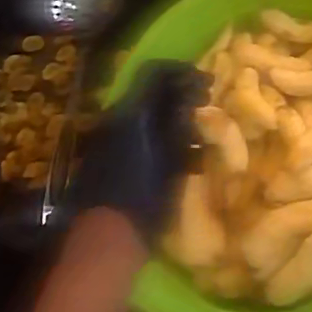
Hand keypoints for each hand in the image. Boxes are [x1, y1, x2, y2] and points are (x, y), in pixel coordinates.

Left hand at [68, 59, 205, 237]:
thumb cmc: (145, 194)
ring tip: (196, 137)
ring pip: (146, 116)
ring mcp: (108, 141)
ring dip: (172, 119)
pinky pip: (137, 136)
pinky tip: (180, 160)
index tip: (207, 84)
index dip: (184, 71)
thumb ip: (180, 120)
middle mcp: (116, 119)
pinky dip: (160, 139)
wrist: (104, 240)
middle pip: (151, 93)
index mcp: (132, 111)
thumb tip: (190, 97)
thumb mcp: (172, 153)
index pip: (155, 71)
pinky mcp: (106, 161)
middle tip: (204, 106)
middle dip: (181, 95)